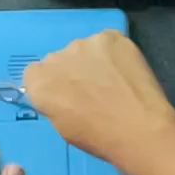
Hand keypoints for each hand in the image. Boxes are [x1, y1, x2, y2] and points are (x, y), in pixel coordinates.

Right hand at [23, 30, 174, 173]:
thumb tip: (61, 93)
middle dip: (71, 71)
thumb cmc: (98, 138)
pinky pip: (106, 43)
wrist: (140, 129)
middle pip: (59, 59)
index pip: (35, 74)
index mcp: (38, 81)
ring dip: (92, 61)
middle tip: (91, 91)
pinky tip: (124, 71)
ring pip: (83, 49)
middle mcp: (56, 57)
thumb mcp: (62, 126)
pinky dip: (113, 54)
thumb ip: (52, 102)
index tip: (66, 97)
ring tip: (112, 82)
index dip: (52, 85)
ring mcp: (84, 43)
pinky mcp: (110, 37)